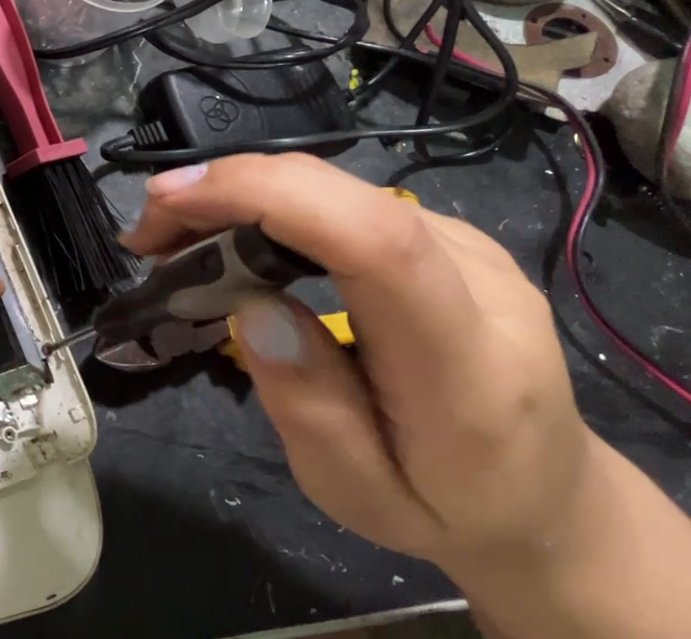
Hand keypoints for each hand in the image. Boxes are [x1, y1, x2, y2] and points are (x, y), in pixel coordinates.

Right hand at [124, 155, 690, 638]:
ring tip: (171, 243)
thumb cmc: (442, 503)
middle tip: (145, 237)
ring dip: (234, 197)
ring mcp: (467, 249)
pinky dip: (264, 205)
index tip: (170, 203)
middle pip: (341, 197)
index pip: (375, 242)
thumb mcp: (359, 493)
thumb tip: (252, 307)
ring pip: (329, 188)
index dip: (266, 198)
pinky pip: (337, 200)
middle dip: (224, 191)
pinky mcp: (441, 238)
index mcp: (464, 360)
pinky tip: (226, 240)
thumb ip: (310, 407)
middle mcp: (479, 281)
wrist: (546, 498)